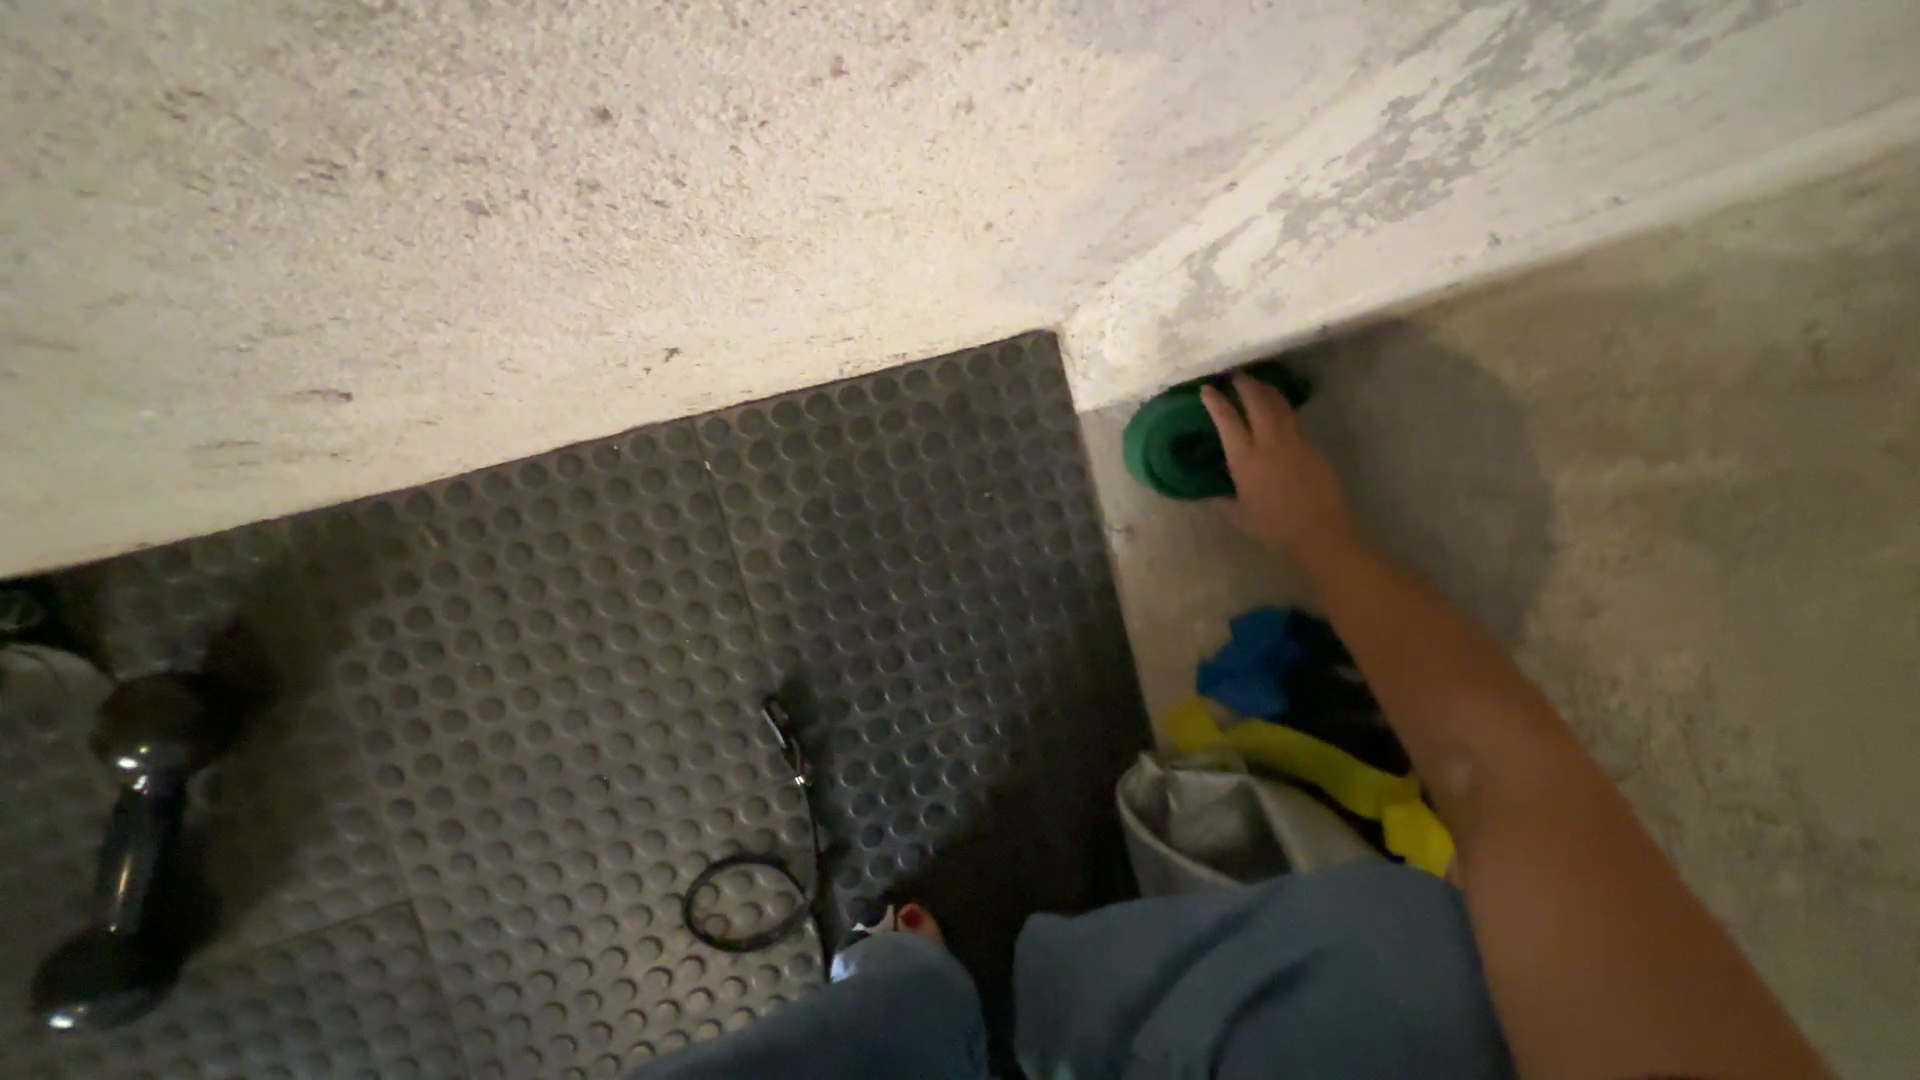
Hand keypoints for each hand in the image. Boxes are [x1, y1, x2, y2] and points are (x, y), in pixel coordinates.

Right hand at [1200, 372, 1356, 556]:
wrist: (1319, 531)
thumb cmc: (1273, 526)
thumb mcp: (1239, 515)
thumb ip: (1223, 499)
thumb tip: (1211, 492)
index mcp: (1245, 459)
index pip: (1227, 421)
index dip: (1215, 402)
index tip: (1207, 389)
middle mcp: (1269, 443)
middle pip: (1256, 401)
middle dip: (1244, 384)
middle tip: (1234, 374)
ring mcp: (1294, 441)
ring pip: (1278, 404)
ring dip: (1265, 389)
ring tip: (1256, 382)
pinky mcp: (1312, 446)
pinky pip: (1292, 420)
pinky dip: (1281, 409)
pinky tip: (1277, 411)